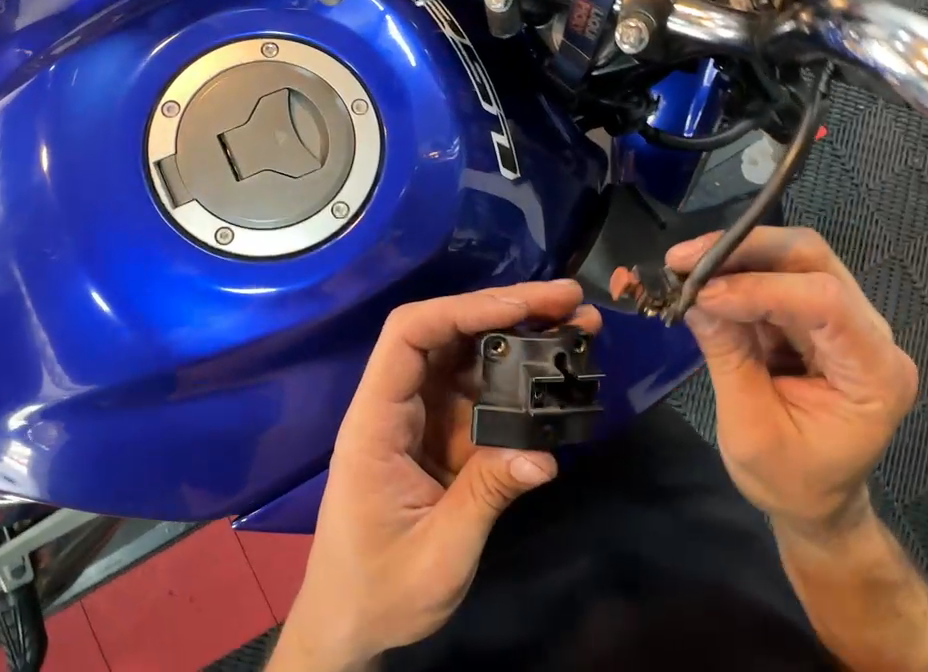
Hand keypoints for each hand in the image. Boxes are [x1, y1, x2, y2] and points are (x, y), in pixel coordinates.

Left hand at [271, 279, 597, 670]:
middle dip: (506, 311)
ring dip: (521, 339)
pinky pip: (483, 396)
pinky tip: (558, 375)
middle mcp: (398, 406)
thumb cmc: (378, 591)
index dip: (462, 309)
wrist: (350, 626)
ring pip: (469, 359)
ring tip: (577, 327)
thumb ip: (486, 496)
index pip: (409, 336)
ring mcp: (423, 420)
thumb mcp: (438, 553)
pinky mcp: (445, 438)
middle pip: (446, 334)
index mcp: (376, 422)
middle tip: (568, 302)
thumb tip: (545, 453)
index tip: (522, 307)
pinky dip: (521, 380)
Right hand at [616, 227, 915, 539]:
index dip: (760, 288)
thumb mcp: (750, 429)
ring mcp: (848, 322)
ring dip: (737, 257)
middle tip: (685, 258)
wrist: (815, 505)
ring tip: (685, 265)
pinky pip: (780, 278)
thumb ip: (728, 357)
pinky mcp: (821, 320)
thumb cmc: (790, 482)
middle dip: (747, 251)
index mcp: (874, 372)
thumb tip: (696, 296)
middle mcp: (871, 335)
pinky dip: (738, 274)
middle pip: (813, 261)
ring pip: (795, 260)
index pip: (824, 301)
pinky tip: (703, 280)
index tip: (702, 294)